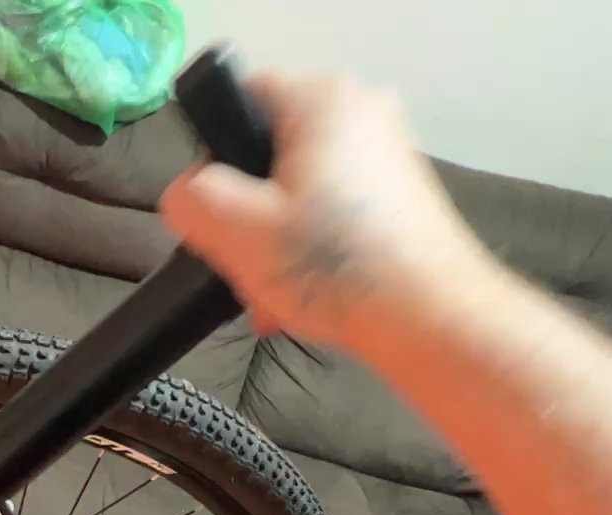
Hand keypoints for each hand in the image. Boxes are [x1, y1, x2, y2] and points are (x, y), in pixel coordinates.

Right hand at [159, 72, 494, 345]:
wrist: (428, 317)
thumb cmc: (332, 267)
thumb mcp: (237, 231)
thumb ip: (191, 200)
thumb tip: (183, 194)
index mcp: (321, 100)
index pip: (240, 99)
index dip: (213, 158)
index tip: (213, 214)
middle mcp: (360, 112)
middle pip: (268, 157)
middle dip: (243, 219)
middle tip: (240, 266)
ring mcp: (384, 156)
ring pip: (296, 195)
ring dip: (270, 247)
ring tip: (268, 296)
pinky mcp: (397, 198)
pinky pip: (329, 217)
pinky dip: (307, 253)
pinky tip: (299, 299)